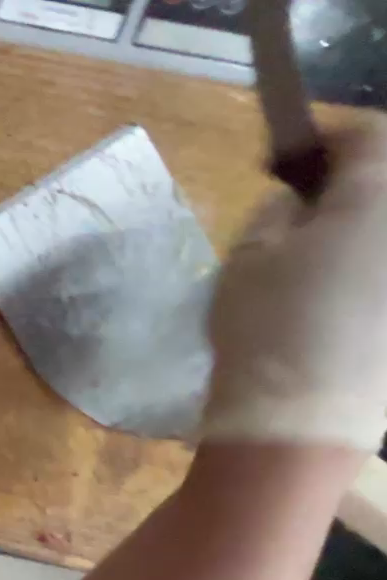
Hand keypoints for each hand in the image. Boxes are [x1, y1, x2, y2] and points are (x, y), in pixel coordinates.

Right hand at [204, 117, 386, 450]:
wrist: (307, 408)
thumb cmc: (265, 324)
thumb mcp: (245, 260)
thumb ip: (278, 213)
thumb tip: (302, 199)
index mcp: (380, 189)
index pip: (368, 133)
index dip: (326, 140)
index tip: (288, 159)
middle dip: (357, 186)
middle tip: (312, 211)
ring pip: (382, 232)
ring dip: (363, 234)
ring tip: (327, 261)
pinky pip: (380, 274)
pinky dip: (367, 274)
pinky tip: (347, 298)